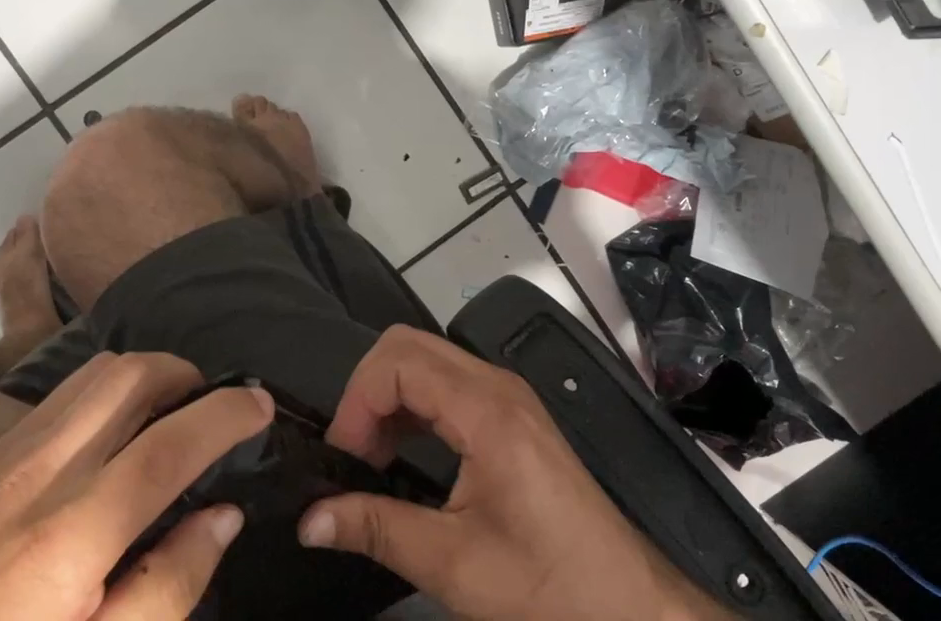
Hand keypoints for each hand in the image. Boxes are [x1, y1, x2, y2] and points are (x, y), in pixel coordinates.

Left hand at [0, 351, 272, 619]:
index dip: (225, 416)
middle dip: (186, 376)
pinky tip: (122, 430)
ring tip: (175, 414)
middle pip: (129, 377)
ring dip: (149, 377)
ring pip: (97, 371)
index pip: (168, 444)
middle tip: (217, 410)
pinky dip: (111, 389)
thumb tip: (224, 514)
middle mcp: (43, 469)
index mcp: (74, 532)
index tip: (262, 406)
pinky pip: (67, 390)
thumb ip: (170, 585)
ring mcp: (11, 451)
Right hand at [297, 326, 729, 620]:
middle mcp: (498, 386)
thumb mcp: (454, 565)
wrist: (632, 611)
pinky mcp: (513, 416)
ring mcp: (509, 398)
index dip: (357, 402)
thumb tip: (308, 521)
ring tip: (373, 461)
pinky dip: (413, 406)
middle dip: (367, 392)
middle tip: (354, 455)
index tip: (344, 460)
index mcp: (487, 410)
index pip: (397, 361)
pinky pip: (447, 384)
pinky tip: (405, 457)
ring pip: (427, 360)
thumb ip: (376, 529)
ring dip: (388, 398)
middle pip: (408, 346)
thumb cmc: (549, 588)